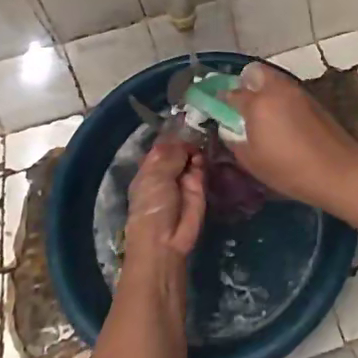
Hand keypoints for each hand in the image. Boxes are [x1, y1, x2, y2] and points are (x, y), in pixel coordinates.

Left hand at [124, 131, 205, 262]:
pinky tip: (207, 150)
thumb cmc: (152, 206)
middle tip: (200, 120)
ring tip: (206, 133)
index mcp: (150, 168)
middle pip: (179, 149)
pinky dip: (204, 159)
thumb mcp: (156, 176)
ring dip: (198, 147)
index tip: (186, 116)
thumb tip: (185, 140)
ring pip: (192, 156)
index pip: (163, 145)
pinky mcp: (200, 187)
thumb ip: (171, 154)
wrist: (166, 240)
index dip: (173, 133)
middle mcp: (167, 171)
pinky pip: (203, 168)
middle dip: (188, 138)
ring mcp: (184, 178)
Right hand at [222, 62, 357, 211]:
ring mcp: (297, 91)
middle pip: (253, 73)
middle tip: (241, 107)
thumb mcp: (252, 161)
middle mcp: (276, 89)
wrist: (338, 171)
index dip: (220, 100)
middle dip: (244, 84)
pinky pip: (287, 89)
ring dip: (262, 88)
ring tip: (262, 115)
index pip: (231, 93)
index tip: (216, 109)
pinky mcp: (312, 99)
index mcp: (257, 102)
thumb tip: (230, 128)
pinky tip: (281, 120)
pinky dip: (279, 96)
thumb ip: (235, 139)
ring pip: (272, 78)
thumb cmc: (289, 170)